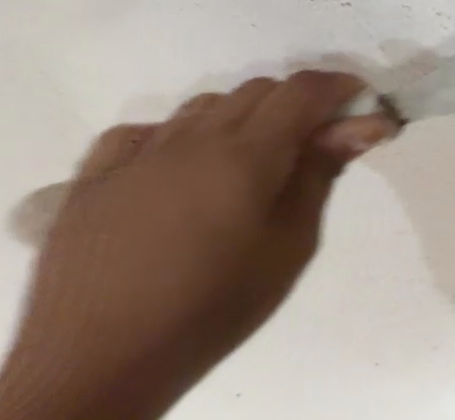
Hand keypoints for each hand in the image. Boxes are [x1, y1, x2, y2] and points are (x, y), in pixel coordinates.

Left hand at [0, 71, 397, 419]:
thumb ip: (322, 172)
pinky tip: (175, 170)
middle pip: (257, 91)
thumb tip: (365, 122)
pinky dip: (169, 137)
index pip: (303, 89)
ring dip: (237, 119)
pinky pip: (136, 134)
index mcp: (247, 154)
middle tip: (311, 145)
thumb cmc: (216, 305)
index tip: (362, 106)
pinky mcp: (88, 185)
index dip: (340, 87)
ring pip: (202, 107)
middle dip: (295, 105)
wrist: (99, 367)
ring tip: (245, 163)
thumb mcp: (293, 243)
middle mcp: (191, 142)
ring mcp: (133, 160)